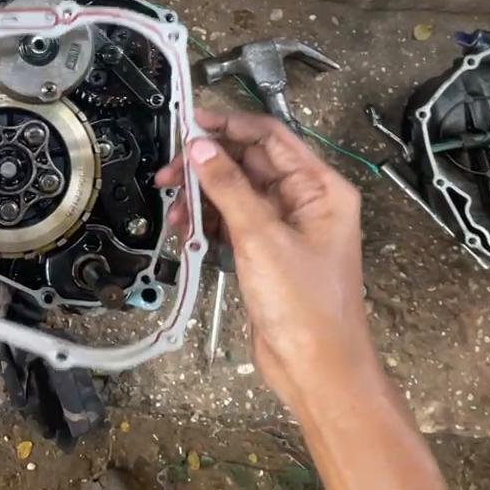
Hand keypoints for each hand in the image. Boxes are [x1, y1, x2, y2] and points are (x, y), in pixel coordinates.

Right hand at [156, 107, 373, 415]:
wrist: (315, 367)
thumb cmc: (306, 307)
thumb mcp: (261, 237)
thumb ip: (228, 187)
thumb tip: (201, 147)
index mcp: (320, 189)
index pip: (270, 137)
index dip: (229, 125)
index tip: (191, 121)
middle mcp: (303, 201)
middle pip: (247, 162)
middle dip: (206, 164)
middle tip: (170, 170)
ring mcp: (282, 225)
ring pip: (233, 191)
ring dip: (201, 194)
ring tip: (174, 206)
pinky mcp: (264, 248)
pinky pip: (229, 218)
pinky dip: (206, 219)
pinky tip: (185, 228)